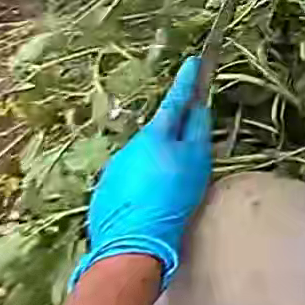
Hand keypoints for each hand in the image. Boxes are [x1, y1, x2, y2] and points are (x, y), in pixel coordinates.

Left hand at [71, 56, 212, 292]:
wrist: (132, 243)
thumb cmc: (172, 196)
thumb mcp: (197, 160)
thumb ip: (198, 131)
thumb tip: (199, 109)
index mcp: (155, 135)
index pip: (175, 101)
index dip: (186, 81)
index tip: (192, 61)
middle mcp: (129, 147)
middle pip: (160, 131)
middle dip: (175, 132)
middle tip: (192, 146)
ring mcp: (113, 170)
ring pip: (145, 155)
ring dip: (160, 160)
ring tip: (175, 181)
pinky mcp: (105, 193)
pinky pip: (132, 177)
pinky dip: (146, 179)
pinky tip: (156, 197)